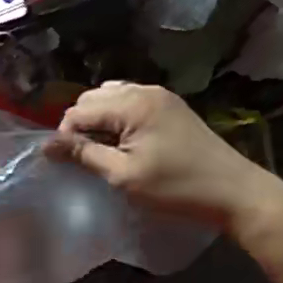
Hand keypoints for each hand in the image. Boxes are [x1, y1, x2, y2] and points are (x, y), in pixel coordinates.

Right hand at [44, 81, 282, 228]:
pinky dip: (117, 115)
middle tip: (85, 158)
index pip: (79, 111)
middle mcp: (143, 90)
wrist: (234, 192)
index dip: (66, 136)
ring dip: (98, 119)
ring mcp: (159, 95)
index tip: (67, 163)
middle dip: (80, 125)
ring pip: (109, 96)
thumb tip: (48, 145)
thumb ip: (84, 155)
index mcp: (131, 104)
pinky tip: (124, 140)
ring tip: (103, 150)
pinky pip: (129, 100)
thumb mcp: (124, 176)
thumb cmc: (176, 187)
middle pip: (91, 98)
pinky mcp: (169, 104)